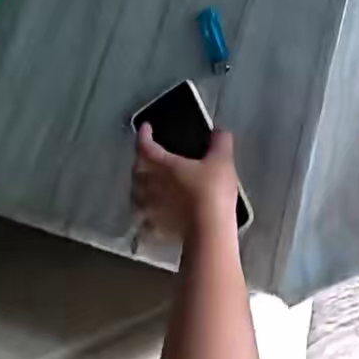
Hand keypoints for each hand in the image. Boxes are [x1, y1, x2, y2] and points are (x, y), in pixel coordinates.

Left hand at [132, 123, 239, 242]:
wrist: (208, 231)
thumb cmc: (212, 191)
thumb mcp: (222, 160)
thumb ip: (220, 142)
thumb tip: (219, 130)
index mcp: (162, 165)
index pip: (145, 145)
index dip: (143, 135)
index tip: (146, 127)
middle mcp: (150, 184)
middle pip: (137, 169)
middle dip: (141, 159)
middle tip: (150, 155)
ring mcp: (149, 208)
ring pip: (136, 193)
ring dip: (139, 185)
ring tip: (148, 183)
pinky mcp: (153, 227)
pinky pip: (142, 217)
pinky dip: (143, 212)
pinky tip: (149, 213)